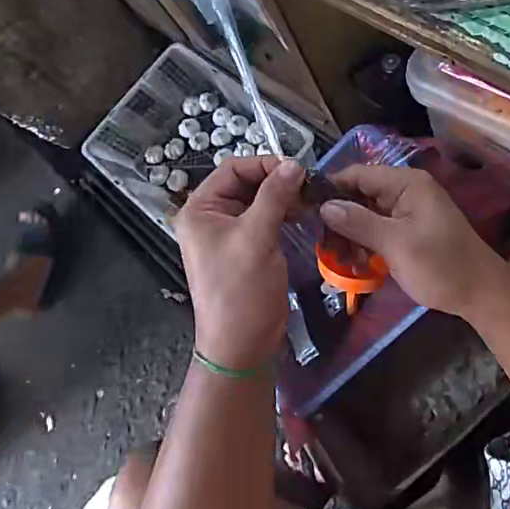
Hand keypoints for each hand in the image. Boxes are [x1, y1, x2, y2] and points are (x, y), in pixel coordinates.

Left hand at [175, 156, 304, 369]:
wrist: (241, 345)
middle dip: (277, 181)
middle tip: (308, 186)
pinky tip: (302, 215)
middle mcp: (211, 218)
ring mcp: (230, 234)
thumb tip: (294, 164)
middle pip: (246, 183)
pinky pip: (265, 219)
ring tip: (309, 201)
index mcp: (200, 210)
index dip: (264, 164)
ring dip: (283, 197)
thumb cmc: (240, 289)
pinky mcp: (248, 248)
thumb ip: (274, 196)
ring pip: (259, 200)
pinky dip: (283, 213)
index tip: (297, 169)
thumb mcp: (257, 237)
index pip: (232, 168)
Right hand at [319, 165, 507, 316]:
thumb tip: (324, 206)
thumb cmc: (440, 265)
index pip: (358, 174)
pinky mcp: (408, 230)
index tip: (302, 208)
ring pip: (366, 213)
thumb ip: (359, 222)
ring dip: (350, 233)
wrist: (480, 293)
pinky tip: (353, 262)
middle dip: (338, 215)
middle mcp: (406, 190)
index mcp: (406, 183)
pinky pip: (377, 228)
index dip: (330, 188)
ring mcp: (408, 210)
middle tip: (317, 241)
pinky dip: (364, 242)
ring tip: (334, 256)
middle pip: (360, 193)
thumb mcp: (396, 244)